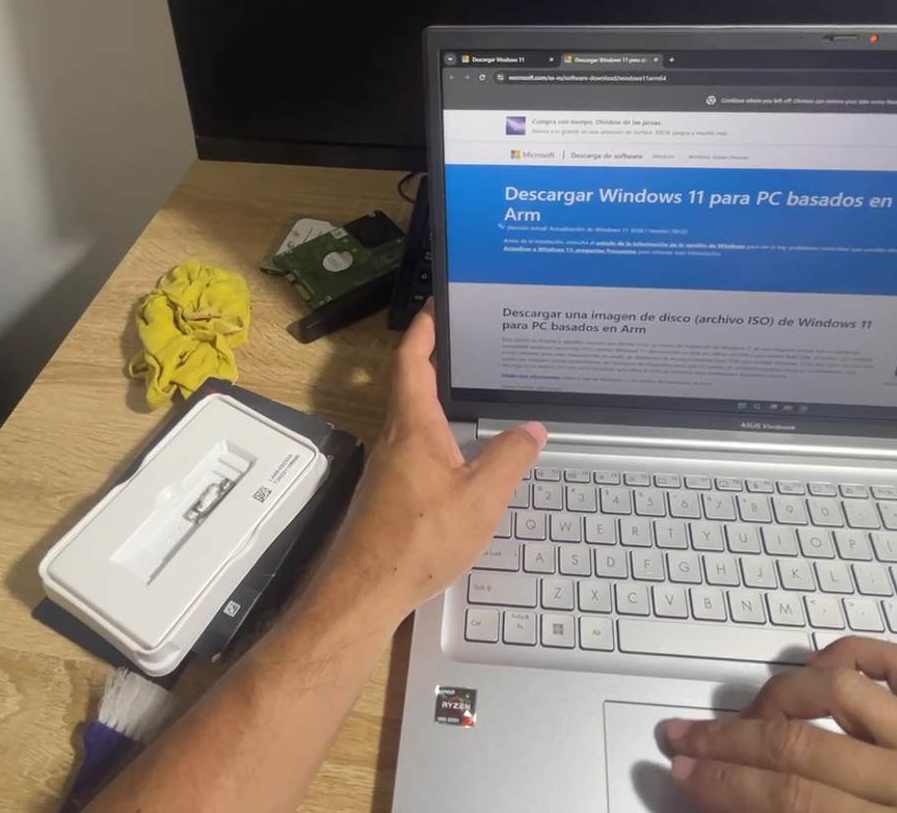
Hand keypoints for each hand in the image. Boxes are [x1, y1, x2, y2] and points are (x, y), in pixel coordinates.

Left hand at [306, 303, 546, 632]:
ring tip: (468, 388)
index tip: (435, 304)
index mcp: (413, 425)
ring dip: (435, 394)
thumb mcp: (480, 497)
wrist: (364, 591)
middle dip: (434, 356)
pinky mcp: (389, 490)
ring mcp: (388, 464)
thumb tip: (532, 429)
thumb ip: (509, 458)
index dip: (424, 327)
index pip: (413, 360)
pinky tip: (458, 450)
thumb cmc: (418, 539)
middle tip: (463, 339)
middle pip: (410, 382)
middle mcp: (395, 437)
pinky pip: (414, 444)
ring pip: (412, 415)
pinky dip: (436, 430)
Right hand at [664, 637, 896, 812]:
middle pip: (797, 744)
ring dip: (775, 694)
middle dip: (727, 742)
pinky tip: (822, 665)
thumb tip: (773, 811)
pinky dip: (853, 654)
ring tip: (744, 709)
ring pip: (836, 688)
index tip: (683, 775)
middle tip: (681, 737)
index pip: (792, 799)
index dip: (726, 786)